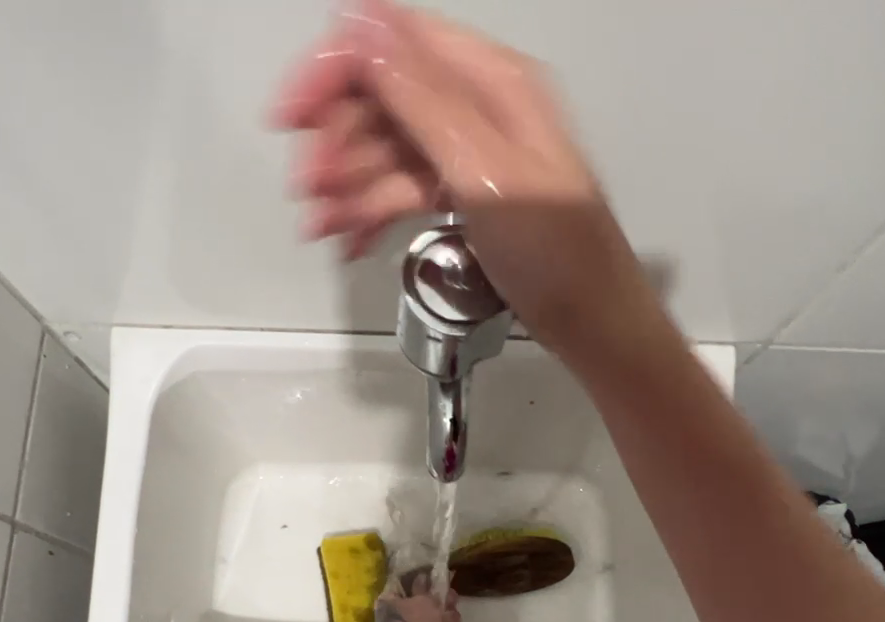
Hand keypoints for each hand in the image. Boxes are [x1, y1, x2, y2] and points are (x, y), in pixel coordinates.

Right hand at [272, 0, 671, 358]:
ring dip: (346, 183)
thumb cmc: (562, 258)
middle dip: (335, 140)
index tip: (292, 117)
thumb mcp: (486, 174)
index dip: (333, 73)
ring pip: (386, 148)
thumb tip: (365, 35)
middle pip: (381, 97)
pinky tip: (350, 236)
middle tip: (308, 188)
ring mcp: (470, 154)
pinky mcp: (465, 195)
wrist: (592, 323)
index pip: (391, 43)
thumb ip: (423, 102)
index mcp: (493, 84)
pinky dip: (371, 210)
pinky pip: (402, 188)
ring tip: (322, 226)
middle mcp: (480, 109)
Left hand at [373, 568, 461, 621]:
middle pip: (432, 600)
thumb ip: (426, 590)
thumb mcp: (422, 605)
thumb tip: (422, 577)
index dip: (429, 580)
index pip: (412, 581)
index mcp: (394, 602)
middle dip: (446, 605)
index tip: (442, 583)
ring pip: (443, 620)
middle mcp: (404, 617)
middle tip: (447, 610)